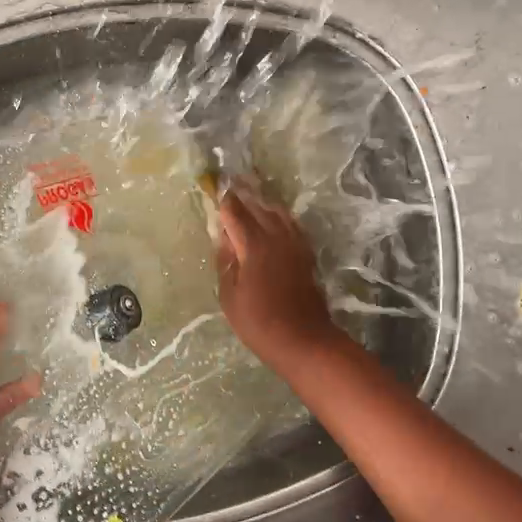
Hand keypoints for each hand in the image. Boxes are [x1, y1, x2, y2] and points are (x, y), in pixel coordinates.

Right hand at [216, 178, 341, 367]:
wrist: (302, 339)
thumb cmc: (258, 322)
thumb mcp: (229, 296)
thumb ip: (226, 262)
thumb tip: (225, 239)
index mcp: (254, 245)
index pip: (236, 214)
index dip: (225, 201)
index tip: (215, 187)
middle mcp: (277, 237)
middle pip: (259, 207)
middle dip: (244, 195)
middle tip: (231, 182)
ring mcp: (295, 244)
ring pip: (278, 213)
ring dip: (263, 202)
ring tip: (250, 195)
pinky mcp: (305, 254)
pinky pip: (290, 225)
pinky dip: (278, 216)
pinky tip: (273, 218)